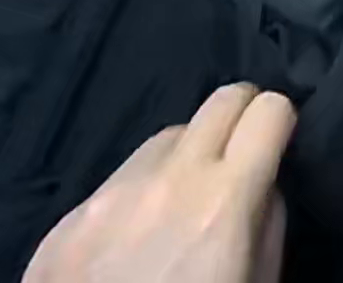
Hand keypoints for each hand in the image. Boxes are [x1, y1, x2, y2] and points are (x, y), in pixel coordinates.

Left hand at [23, 84, 295, 282]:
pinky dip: (139, 194)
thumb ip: (269, 218)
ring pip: (169, 134)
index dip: (279, 121)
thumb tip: (262, 177)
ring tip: (177, 207)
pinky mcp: (63, 224)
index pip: (270, 105)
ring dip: (186, 155)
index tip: (276, 144)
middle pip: (223, 96)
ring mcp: (109, 197)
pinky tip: (128, 245)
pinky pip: (120, 178)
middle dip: (241, 116)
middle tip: (239, 156)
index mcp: (224, 200)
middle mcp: (168, 181)